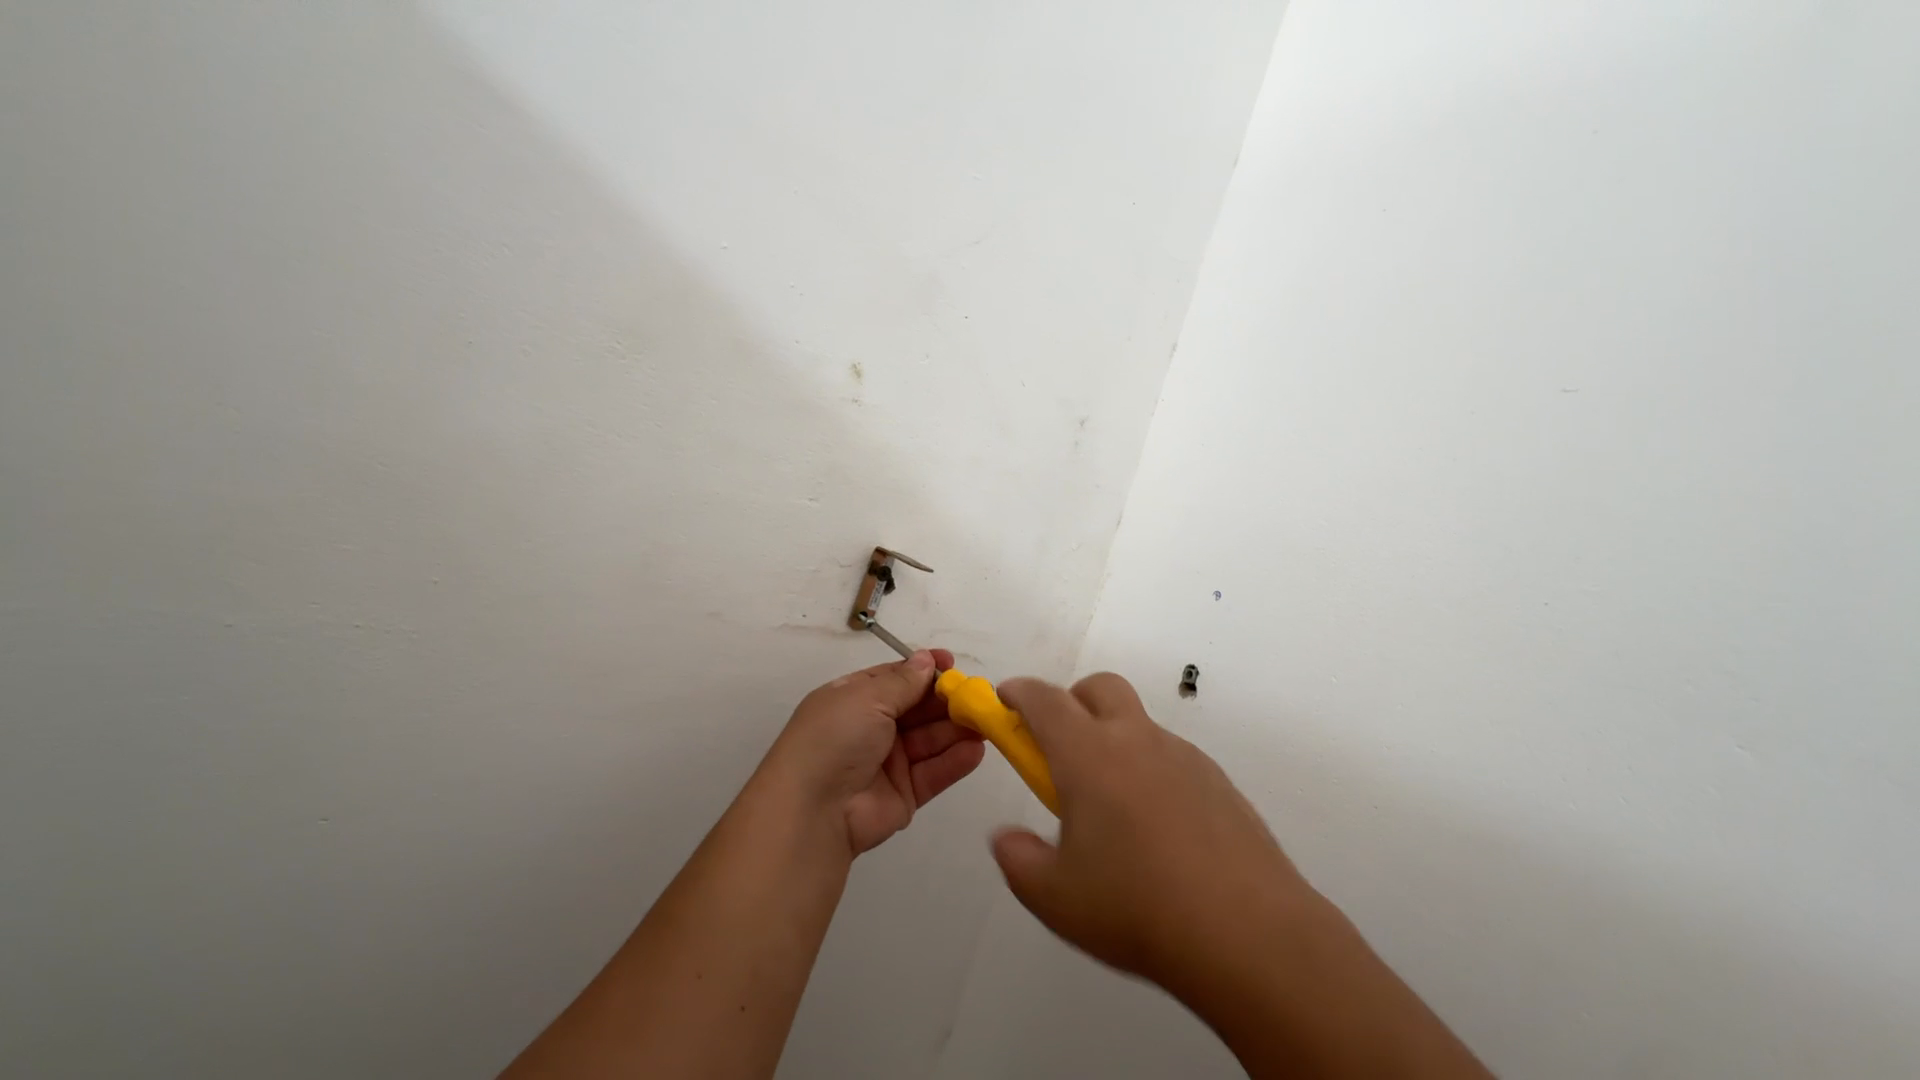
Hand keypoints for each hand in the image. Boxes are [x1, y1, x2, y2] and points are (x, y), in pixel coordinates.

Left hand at [761, 649, 986, 855]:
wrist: (814, 810)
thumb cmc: (835, 739)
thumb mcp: (866, 698)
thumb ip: (903, 681)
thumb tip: (927, 660)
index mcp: (853, 699)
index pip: (894, 679)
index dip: (923, 671)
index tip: (952, 665)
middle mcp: (870, 728)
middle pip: (917, 709)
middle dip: (946, 700)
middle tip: (978, 695)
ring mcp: (887, 763)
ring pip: (929, 740)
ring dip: (956, 729)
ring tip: (985, 722)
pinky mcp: (903, 794)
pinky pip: (933, 772)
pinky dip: (955, 761)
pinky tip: (976, 750)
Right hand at [988, 673, 1316, 1000]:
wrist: (1249, 932)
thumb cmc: (1137, 908)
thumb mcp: (1053, 896)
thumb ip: (1018, 858)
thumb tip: (1008, 838)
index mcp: (1089, 755)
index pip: (1045, 700)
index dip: (1018, 693)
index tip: (1005, 703)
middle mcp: (1137, 741)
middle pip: (1099, 688)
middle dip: (1070, 703)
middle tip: (1058, 754)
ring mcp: (1185, 758)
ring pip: (1139, 726)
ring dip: (1113, 743)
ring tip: (1112, 814)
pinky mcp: (1220, 783)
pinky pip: (1172, 760)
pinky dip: (1150, 773)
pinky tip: (1158, 833)